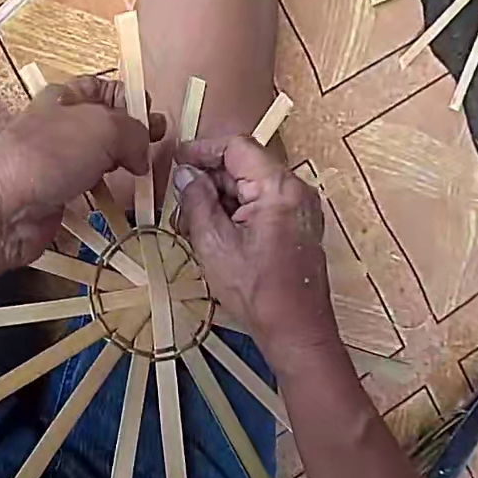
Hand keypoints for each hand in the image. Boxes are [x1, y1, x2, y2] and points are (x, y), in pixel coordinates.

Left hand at [0, 77, 161, 272]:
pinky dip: (107, 194)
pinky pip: (90, 191)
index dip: (131, 99)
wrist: (6, 209)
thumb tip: (143, 154)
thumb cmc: (50, 156)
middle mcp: (60, 128)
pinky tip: (120, 200)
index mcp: (64, 98)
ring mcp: (58, 165)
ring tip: (144, 175)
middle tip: (158, 147)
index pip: (104, 89)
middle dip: (133, 135)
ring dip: (122, 166)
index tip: (153, 116)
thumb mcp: (103, 127)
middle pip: (105, 126)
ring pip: (99, 160)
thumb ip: (134, 132)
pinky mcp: (58, 197)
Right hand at [172, 136, 339, 361]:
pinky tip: (214, 236)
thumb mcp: (214, 244)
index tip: (177, 159)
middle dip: (209, 182)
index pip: (237, 148)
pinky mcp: (298, 227)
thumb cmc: (256, 292)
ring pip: (252, 188)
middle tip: (179, 204)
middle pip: (245, 168)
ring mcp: (301, 209)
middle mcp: (296, 191)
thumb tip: (185, 174)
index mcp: (278, 189)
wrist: (295, 330)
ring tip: (192, 227)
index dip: (203, 150)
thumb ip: (197, 202)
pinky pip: (263, 206)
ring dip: (220, 201)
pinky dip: (237, 214)